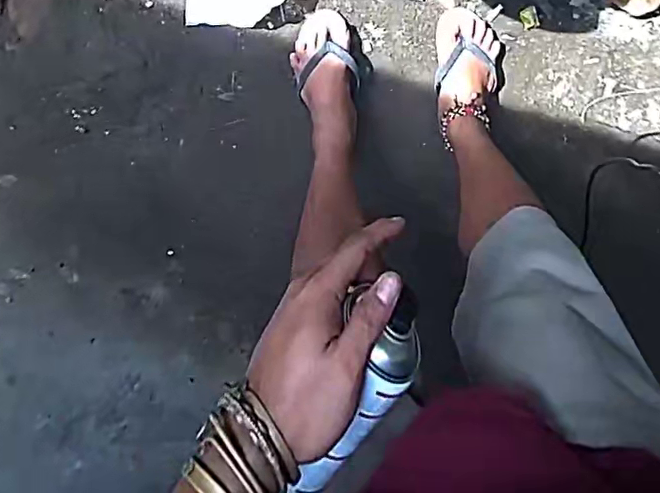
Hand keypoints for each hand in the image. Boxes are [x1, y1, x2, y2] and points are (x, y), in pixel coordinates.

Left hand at [247, 217, 404, 461]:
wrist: (261, 435)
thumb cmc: (307, 404)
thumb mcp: (347, 364)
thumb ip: (369, 317)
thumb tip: (390, 280)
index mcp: (315, 295)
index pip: (351, 251)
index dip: (378, 233)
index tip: (398, 224)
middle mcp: (298, 292)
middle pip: (337, 258)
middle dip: (366, 247)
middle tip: (393, 243)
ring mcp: (289, 306)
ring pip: (327, 274)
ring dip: (353, 269)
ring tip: (377, 274)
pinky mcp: (287, 322)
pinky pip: (318, 289)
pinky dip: (340, 285)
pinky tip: (350, 301)